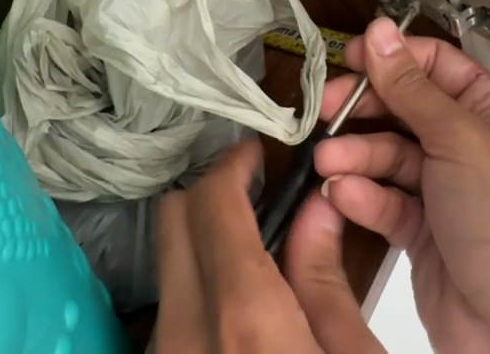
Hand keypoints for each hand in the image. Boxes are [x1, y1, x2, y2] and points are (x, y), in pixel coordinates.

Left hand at [152, 138, 384, 351]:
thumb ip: (325, 279)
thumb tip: (316, 207)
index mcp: (242, 314)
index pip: (212, 200)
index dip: (234, 164)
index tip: (257, 155)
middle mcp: (184, 328)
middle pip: (172, 219)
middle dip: (211, 191)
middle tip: (253, 190)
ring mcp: (164, 353)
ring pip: (166, 261)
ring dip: (203, 237)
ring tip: (254, 246)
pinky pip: (169, 304)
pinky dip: (198, 281)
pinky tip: (238, 299)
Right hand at [314, 19, 489, 353]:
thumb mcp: (459, 141)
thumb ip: (411, 87)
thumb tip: (381, 32)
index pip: (435, 65)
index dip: (392, 57)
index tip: (351, 56)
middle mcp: (468, 144)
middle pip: (404, 108)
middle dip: (364, 108)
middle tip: (328, 108)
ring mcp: (444, 188)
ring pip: (388, 155)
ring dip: (355, 155)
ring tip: (328, 161)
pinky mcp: (423, 230)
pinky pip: (383, 199)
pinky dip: (360, 195)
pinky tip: (341, 195)